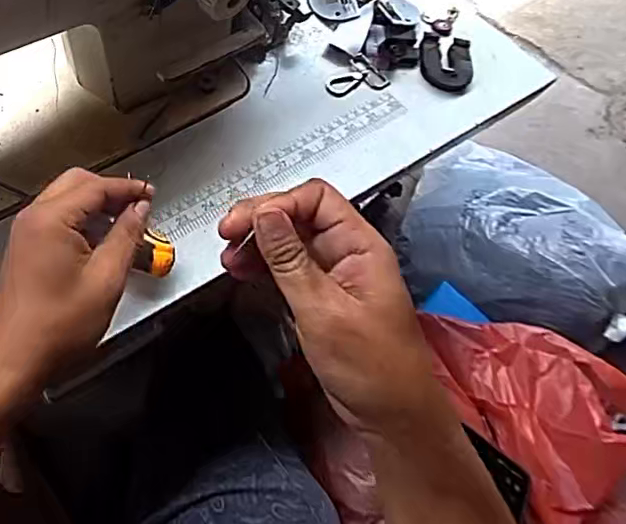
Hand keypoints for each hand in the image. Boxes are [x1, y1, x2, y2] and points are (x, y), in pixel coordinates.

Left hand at [0, 169, 153, 400]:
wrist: (14, 363)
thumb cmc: (51, 331)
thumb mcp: (106, 281)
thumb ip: (126, 237)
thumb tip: (138, 212)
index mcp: (50, 219)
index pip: (96, 186)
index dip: (128, 188)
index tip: (148, 194)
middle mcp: (32, 219)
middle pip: (78, 183)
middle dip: (111, 192)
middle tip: (137, 207)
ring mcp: (25, 232)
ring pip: (66, 199)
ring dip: (96, 207)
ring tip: (123, 227)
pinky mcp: (24, 247)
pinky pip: (56, 218)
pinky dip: (80, 221)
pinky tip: (100, 244)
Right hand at [218, 180, 437, 432]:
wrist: (395, 426)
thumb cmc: (376, 372)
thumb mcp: (323, 311)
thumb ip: (289, 259)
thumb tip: (266, 213)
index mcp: (360, 246)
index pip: (315, 199)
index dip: (278, 203)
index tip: (247, 220)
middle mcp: (347, 252)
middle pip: (298, 213)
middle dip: (260, 219)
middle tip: (230, 232)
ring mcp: (333, 272)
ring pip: (288, 238)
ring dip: (256, 242)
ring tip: (231, 254)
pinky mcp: (321, 293)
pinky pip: (286, 264)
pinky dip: (263, 264)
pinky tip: (244, 269)